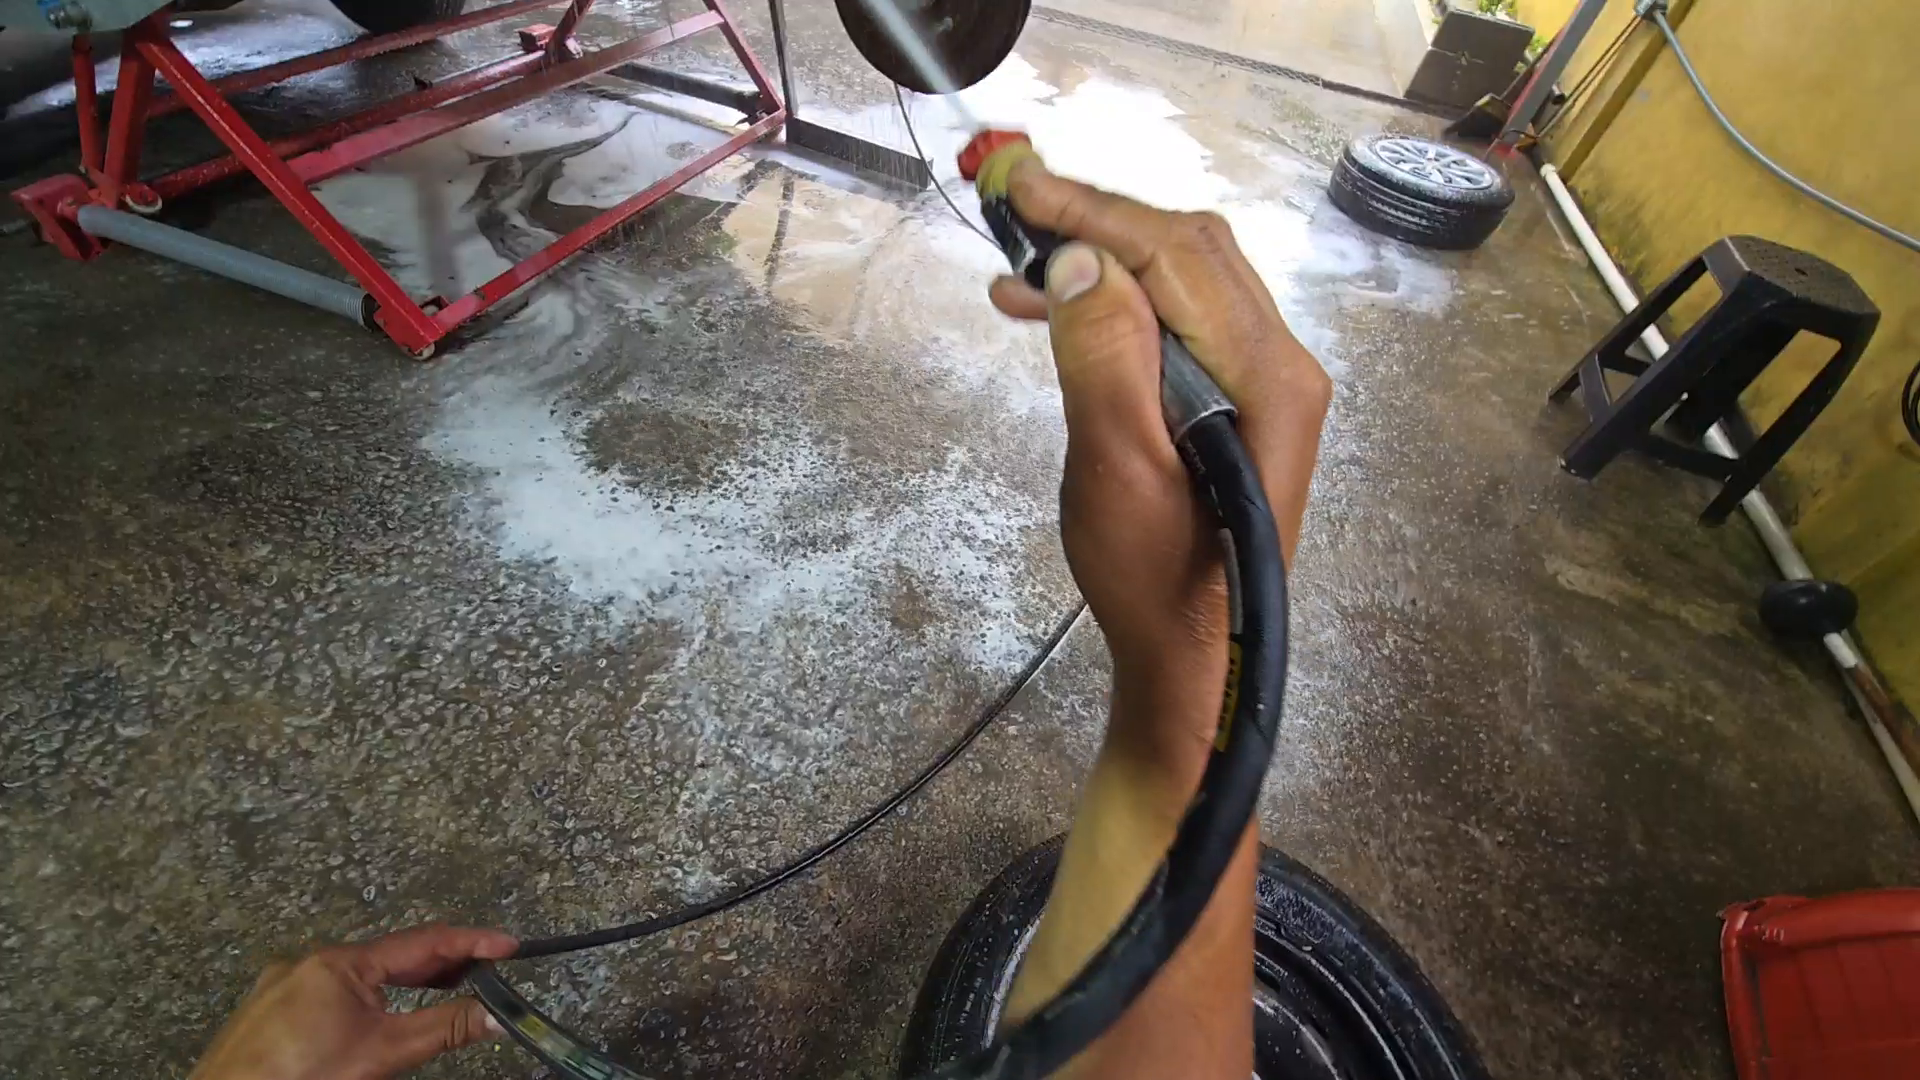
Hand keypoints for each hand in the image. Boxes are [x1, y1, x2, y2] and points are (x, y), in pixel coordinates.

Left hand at [189, 925, 518, 1079]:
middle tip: (485, 971)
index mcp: (338, 961)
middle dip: (443, 963)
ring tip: (444, 990)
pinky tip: (379, 1016)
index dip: (472, 942)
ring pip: (363, 974)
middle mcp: (308, 961)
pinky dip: (369, 997)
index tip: (511, 946)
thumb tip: (501, 1016)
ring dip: (407, 981)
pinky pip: (332, 991)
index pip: (423, 940)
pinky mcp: (262, 1013)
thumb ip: (444, 1028)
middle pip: (394, 954)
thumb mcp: (380, 1055)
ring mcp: (279, 986)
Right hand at [989, 158, 1330, 754]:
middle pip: (1187, 256)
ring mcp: (1261, 381)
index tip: (1021, 187)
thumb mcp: (1116, 470)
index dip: (1096, 215)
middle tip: (1017, 216)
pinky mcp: (1233, 402)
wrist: (1191, 652)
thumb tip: (1079, 260)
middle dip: (1099, 227)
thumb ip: (1104, 360)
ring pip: (1177, 287)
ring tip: (1019, 281)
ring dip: (1100, 270)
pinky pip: (1172, 330)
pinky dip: (1114, 313)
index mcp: (1267, 375)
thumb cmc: (1150, 577)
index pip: (1177, 257)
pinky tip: (1060, 317)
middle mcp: (1280, 362)